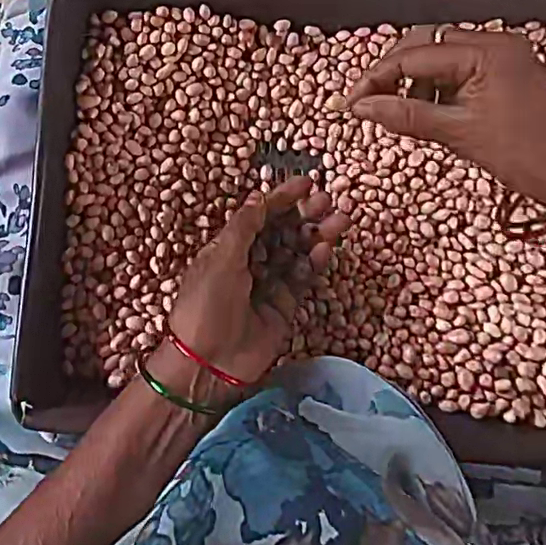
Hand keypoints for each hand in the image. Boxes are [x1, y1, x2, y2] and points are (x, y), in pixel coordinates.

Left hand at [155, 176, 348, 388]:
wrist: (208, 361)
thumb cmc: (206, 303)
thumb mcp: (221, 258)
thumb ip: (244, 227)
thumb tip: (260, 198)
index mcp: (228, 247)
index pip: (259, 215)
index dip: (282, 198)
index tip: (306, 183)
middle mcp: (249, 262)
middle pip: (281, 231)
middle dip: (304, 214)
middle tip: (327, 201)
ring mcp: (267, 284)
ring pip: (296, 252)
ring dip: (315, 235)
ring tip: (339, 220)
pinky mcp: (283, 306)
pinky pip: (301, 277)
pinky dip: (313, 262)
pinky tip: (324, 247)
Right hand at [342, 26, 545, 208]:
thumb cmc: (526, 154)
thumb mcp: (458, 134)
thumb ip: (405, 115)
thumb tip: (360, 108)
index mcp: (486, 52)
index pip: (413, 55)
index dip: (377, 79)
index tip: (353, 104)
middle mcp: (494, 44)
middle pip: (424, 45)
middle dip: (393, 73)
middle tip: (370, 103)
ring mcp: (501, 57)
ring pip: (438, 57)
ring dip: (413, 81)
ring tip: (401, 112)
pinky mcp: (504, 74)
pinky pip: (457, 71)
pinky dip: (435, 88)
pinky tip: (427, 111)